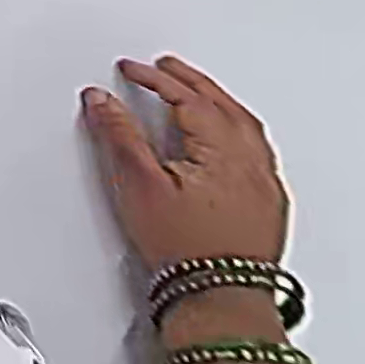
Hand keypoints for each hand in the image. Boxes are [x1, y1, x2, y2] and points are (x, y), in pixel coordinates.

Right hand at [81, 56, 288, 272]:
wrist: (217, 298)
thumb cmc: (183, 246)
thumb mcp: (137, 181)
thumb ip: (118, 133)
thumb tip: (101, 99)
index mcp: (225, 157)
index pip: (190, 100)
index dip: (157, 79)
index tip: (131, 68)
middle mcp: (253, 168)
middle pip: (224, 108)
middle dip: (191, 81)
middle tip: (164, 65)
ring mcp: (263, 189)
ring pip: (244, 128)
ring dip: (215, 100)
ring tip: (191, 88)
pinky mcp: (264, 205)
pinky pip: (254, 149)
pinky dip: (232, 126)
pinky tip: (219, 131)